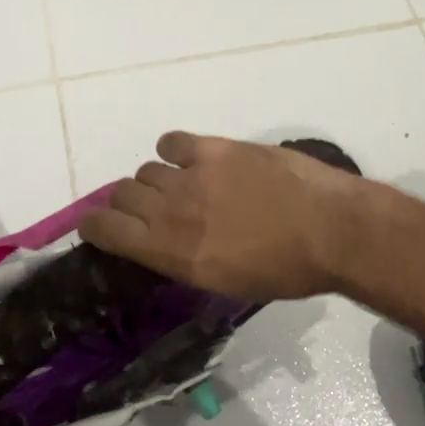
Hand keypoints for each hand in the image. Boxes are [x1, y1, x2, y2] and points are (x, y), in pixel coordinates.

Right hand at [76, 132, 375, 300]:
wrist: (331, 230)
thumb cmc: (285, 270)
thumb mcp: (223, 282)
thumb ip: (181, 259)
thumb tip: (160, 243)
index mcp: (172, 253)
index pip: (107, 230)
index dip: (94, 225)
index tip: (97, 225)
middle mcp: (171, 212)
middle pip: (122, 194)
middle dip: (128, 202)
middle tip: (151, 208)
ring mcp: (191, 176)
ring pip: (146, 169)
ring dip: (157, 180)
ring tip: (183, 186)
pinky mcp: (213, 149)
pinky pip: (171, 142)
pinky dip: (174, 151)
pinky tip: (192, 159)